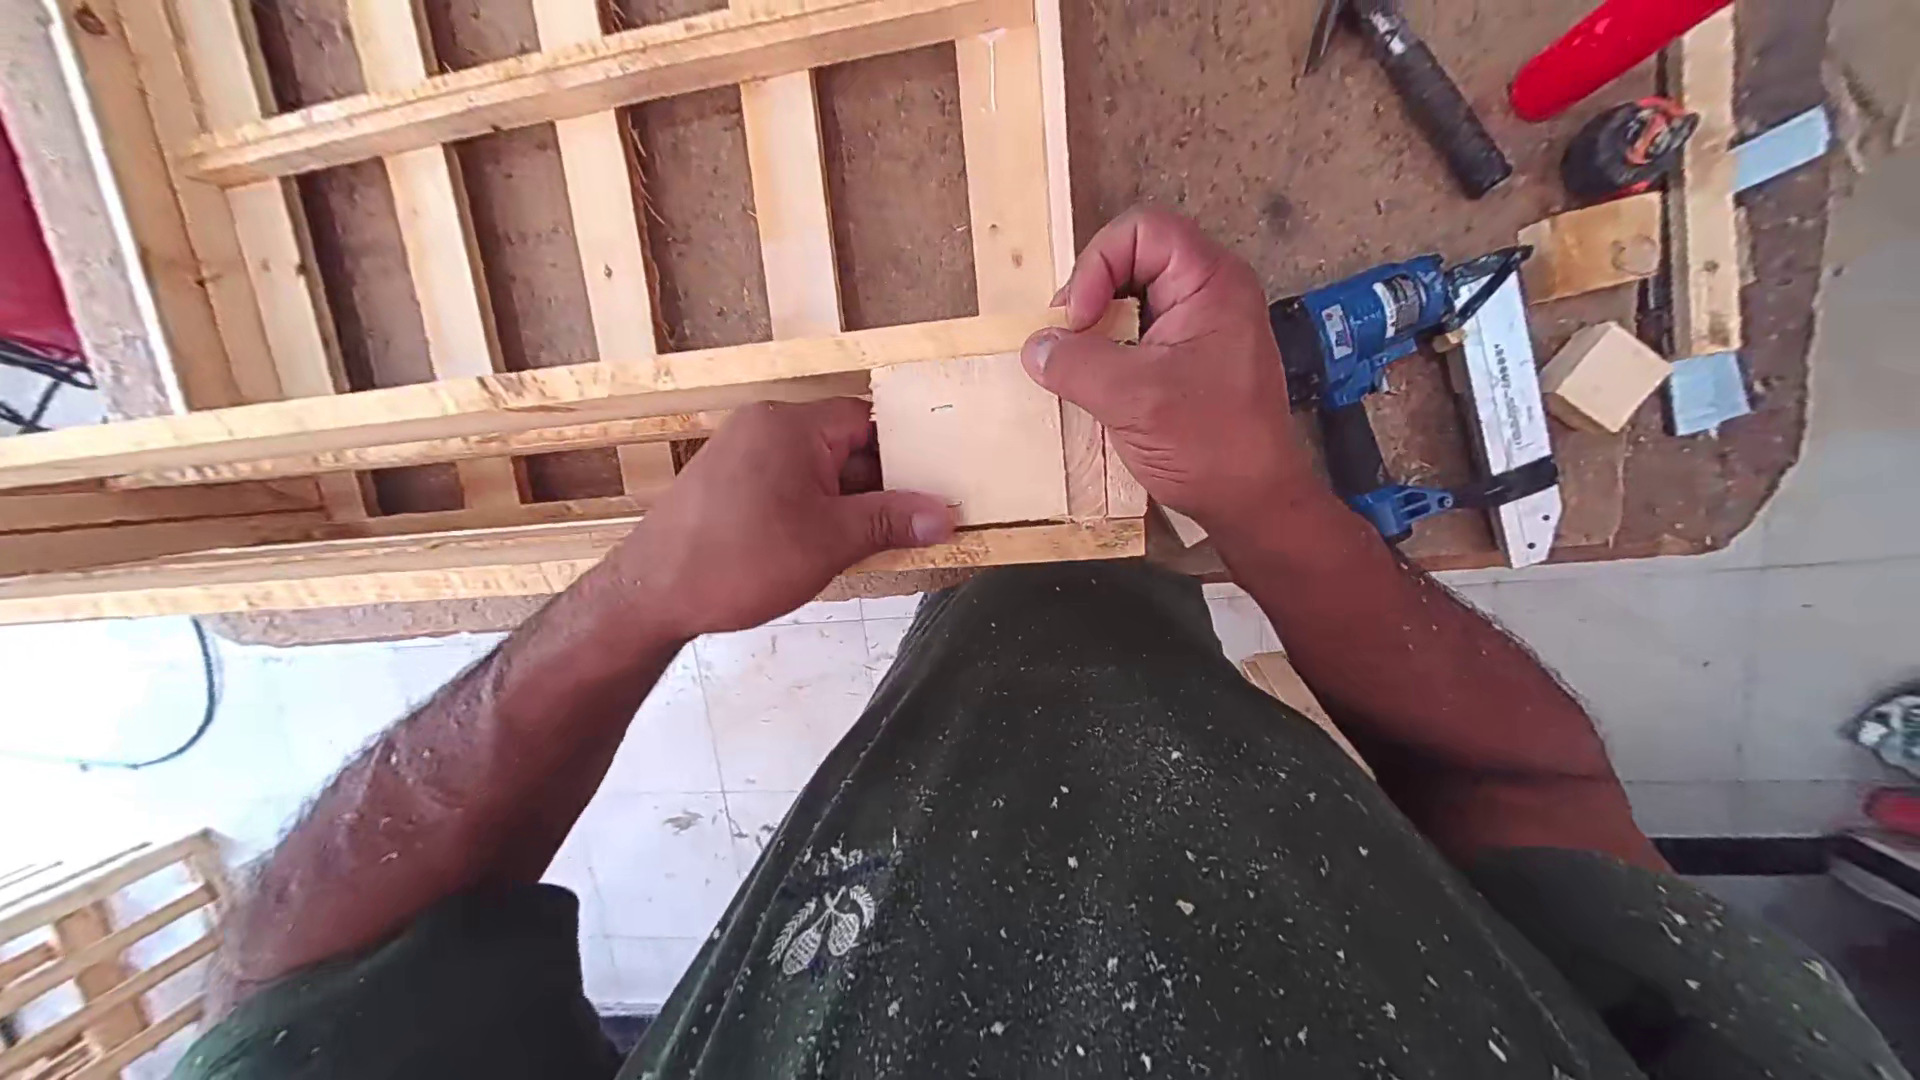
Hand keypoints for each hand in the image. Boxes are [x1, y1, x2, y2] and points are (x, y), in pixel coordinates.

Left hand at [603, 399, 954, 640]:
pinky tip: (834, 546)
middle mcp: (766, 429)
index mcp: (792, 426)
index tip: (931, 485)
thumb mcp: (830, 541)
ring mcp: (745, 456)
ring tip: (878, 541)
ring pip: (821, 472)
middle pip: (846, 446)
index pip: (868, 422)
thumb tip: (942, 516)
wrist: (650, 597)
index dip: (905, 453)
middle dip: (880, 486)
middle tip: (911, 523)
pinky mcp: (732, 485)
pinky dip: (819, 512)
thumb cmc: (738, 560)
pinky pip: (793, 487)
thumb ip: (891, 522)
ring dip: (851, 504)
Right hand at [1020, 207, 1331, 536]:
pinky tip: (1090, 386)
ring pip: (1126, 303)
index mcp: (1210, 283)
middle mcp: (1204, 295)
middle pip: (1129, 262)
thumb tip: (1033, 347)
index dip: (1097, 265)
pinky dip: (1103, 356)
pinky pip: (1131, 339)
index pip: (1142, 231)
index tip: (1080, 321)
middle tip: (1066, 345)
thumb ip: (1077, 365)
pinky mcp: (1180, 363)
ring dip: (1091, 332)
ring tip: (1074, 369)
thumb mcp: (1134, 399)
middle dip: (1088, 298)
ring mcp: (1193, 330)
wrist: (1248, 501)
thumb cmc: (1208, 445)